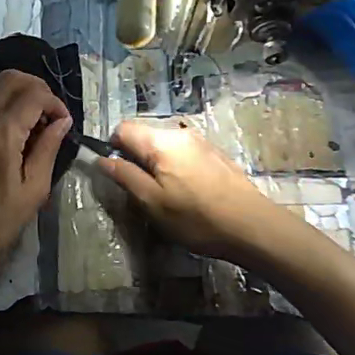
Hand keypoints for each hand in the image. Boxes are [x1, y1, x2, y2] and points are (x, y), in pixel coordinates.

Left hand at [0, 70, 73, 271]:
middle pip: (10, 79)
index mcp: (0, 136)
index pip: (32, 95)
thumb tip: (63, 121)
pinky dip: (5, 108)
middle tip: (51, 114)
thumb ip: (48, 148)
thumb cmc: (0, 219)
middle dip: (37, 89)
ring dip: (20, 97)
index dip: (54, 102)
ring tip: (36, 125)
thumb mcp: (35, 187)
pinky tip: (17, 133)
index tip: (64, 122)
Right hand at [100, 118, 296, 262]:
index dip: (113, 148)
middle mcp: (181, 133)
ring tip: (166, 196)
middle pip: (144, 136)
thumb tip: (102, 159)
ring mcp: (201, 142)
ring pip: (164, 146)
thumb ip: (125, 176)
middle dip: (136, 158)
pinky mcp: (215, 154)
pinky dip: (176, 168)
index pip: (123, 129)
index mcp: (161, 141)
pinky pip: (183, 154)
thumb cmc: (196, 218)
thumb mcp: (151, 202)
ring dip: (157, 165)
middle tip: (142, 192)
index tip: (118, 174)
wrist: (252, 226)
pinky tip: (187, 193)